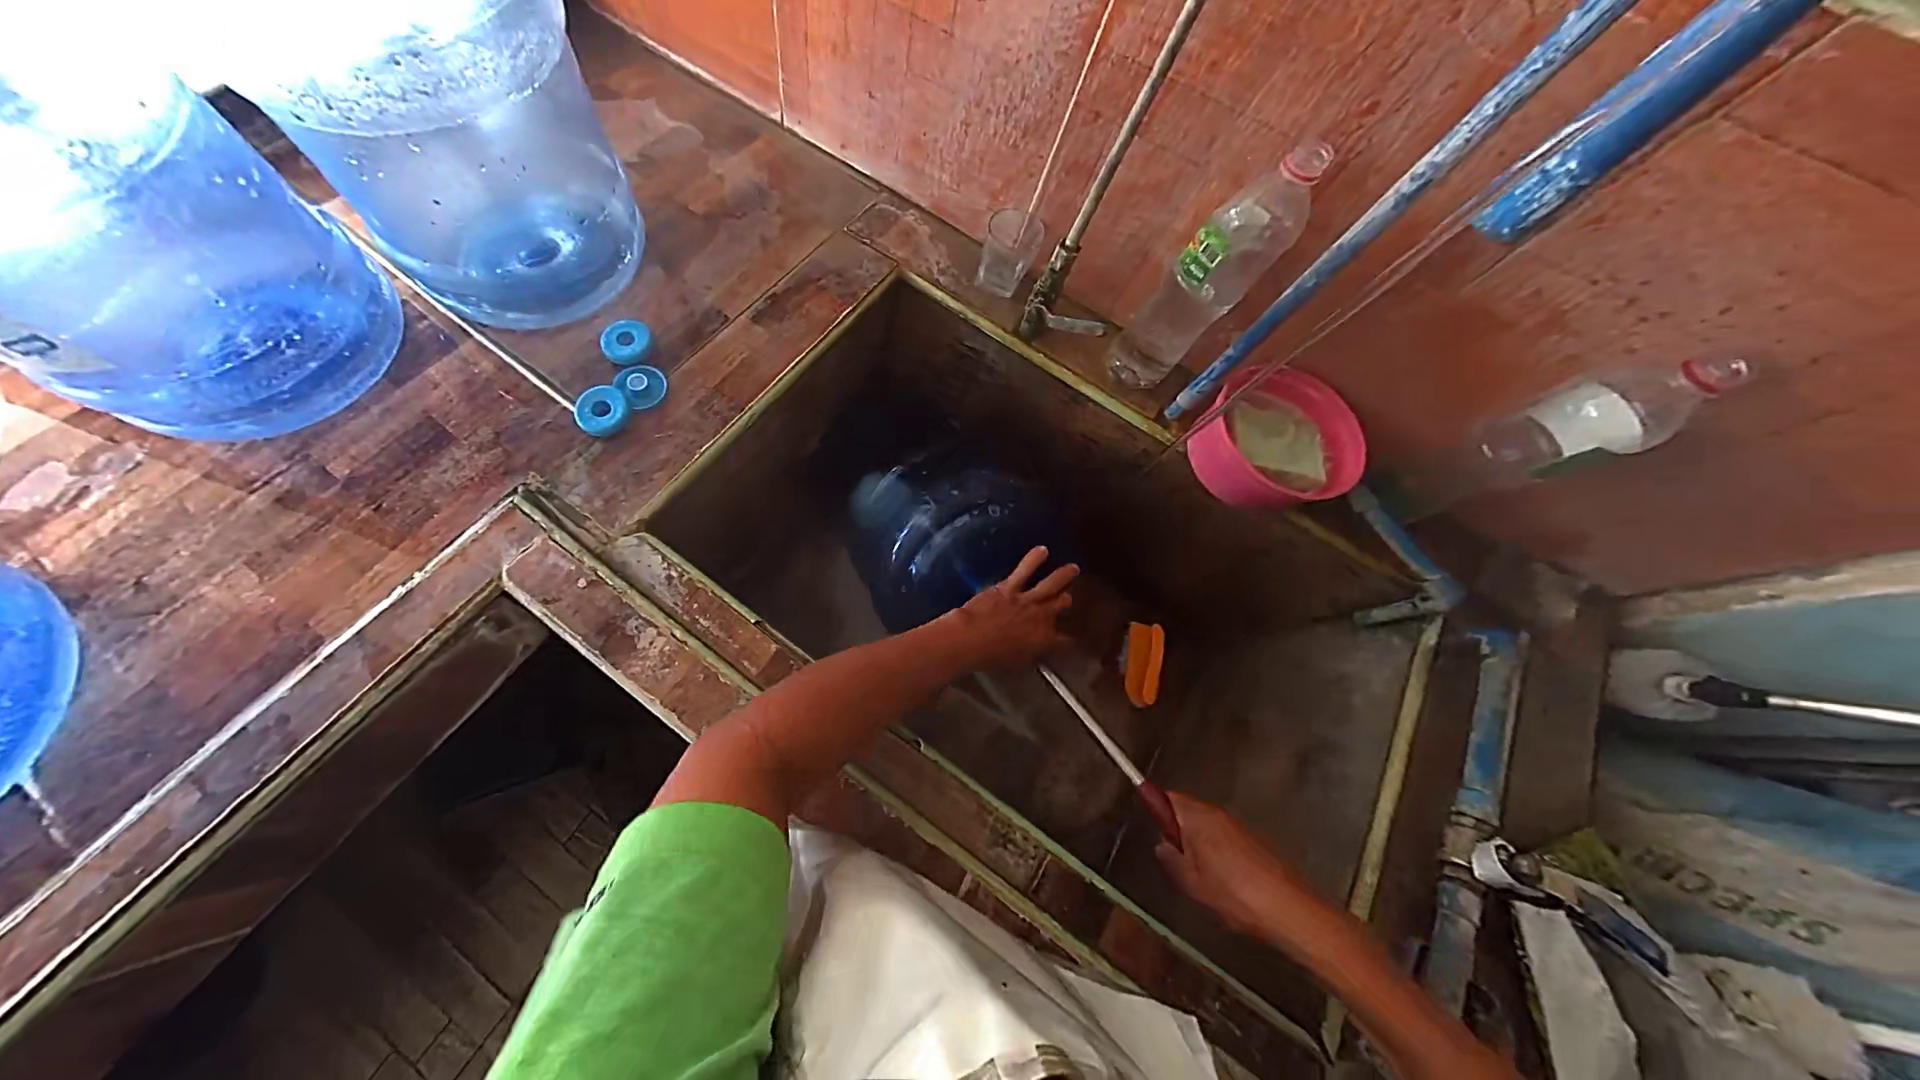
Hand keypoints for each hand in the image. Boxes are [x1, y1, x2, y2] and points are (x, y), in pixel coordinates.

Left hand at [941, 546, 1076, 670]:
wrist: (971, 639)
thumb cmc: (989, 657)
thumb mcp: (1016, 662)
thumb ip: (1029, 653)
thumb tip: (1034, 650)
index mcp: (1043, 640)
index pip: (1064, 641)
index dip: (1070, 640)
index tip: (1073, 640)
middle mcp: (1041, 617)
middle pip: (1061, 605)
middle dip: (1066, 601)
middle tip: (1069, 597)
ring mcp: (1027, 599)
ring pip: (1051, 584)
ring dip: (1063, 575)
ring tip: (1073, 568)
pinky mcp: (1010, 587)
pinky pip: (1025, 569)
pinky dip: (1034, 558)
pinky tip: (1042, 549)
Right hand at [1156, 792, 1319, 938]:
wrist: (1288, 909)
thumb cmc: (1234, 894)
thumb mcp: (1192, 883)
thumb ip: (1171, 859)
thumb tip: (1163, 845)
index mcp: (1198, 817)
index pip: (1168, 798)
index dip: (1158, 809)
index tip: (1158, 831)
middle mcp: (1217, 814)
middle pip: (1188, 810)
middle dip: (1180, 831)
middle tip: (1179, 861)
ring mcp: (1238, 825)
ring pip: (1208, 825)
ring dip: (1200, 842)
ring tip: (1204, 877)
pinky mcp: (1255, 839)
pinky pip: (1226, 836)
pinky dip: (1220, 851)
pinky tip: (1227, 881)